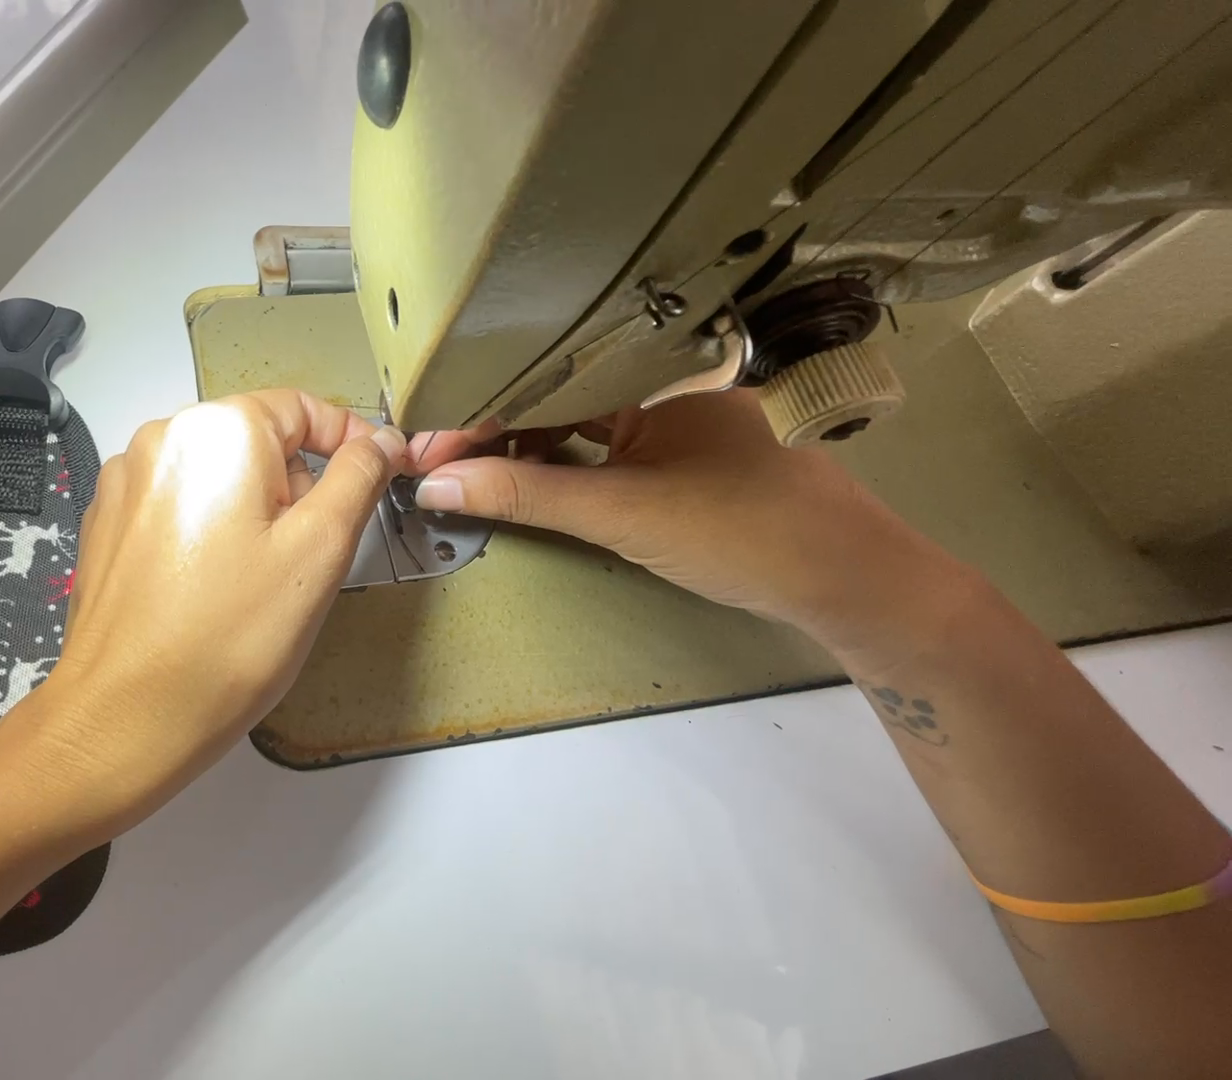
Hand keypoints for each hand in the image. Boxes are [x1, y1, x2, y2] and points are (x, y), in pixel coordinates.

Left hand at [22, 390, 404, 828]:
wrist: (124, 718)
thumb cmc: (230, 638)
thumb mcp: (318, 551)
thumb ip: (358, 478)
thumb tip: (379, 439)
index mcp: (215, 431)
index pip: (300, 408)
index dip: (347, 440)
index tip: (375, 480)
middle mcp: (159, 440)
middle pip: (256, 442)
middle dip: (295, 487)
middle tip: (307, 558)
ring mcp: (123, 482)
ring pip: (217, 478)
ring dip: (253, 513)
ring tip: (255, 583)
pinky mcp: (106, 524)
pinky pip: (178, 507)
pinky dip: (208, 532)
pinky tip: (209, 590)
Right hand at [408, 389, 974, 659]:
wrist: (851, 583)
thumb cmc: (741, 533)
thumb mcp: (621, 515)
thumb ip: (526, 496)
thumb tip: (437, 483)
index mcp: (652, 379)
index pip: (543, 386)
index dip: (479, 416)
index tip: (426, 448)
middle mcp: (664, 391)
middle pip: (557, 400)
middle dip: (493, 428)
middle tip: (436, 460)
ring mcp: (678, 427)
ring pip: (581, 426)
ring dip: (525, 448)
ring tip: (468, 469)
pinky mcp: (687, 462)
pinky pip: (607, 451)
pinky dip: (564, 465)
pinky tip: (534, 479)